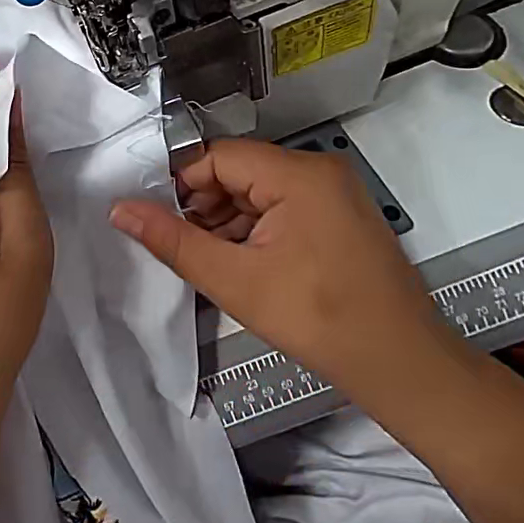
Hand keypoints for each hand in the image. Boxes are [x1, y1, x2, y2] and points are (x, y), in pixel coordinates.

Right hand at [109, 139, 458, 392]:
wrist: (403, 365)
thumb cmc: (318, 319)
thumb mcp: (234, 280)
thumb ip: (172, 240)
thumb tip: (120, 209)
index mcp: (298, 174)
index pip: (219, 157)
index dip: (183, 185)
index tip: (160, 219)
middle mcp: (319, 171)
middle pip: (240, 171)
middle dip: (205, 206)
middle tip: (185, 246)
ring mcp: (335, 193)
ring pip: (260, 191)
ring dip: (229, 221)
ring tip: (212, 261)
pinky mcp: (341, 216)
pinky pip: (284, 207)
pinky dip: (257, 229)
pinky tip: (244, 263)